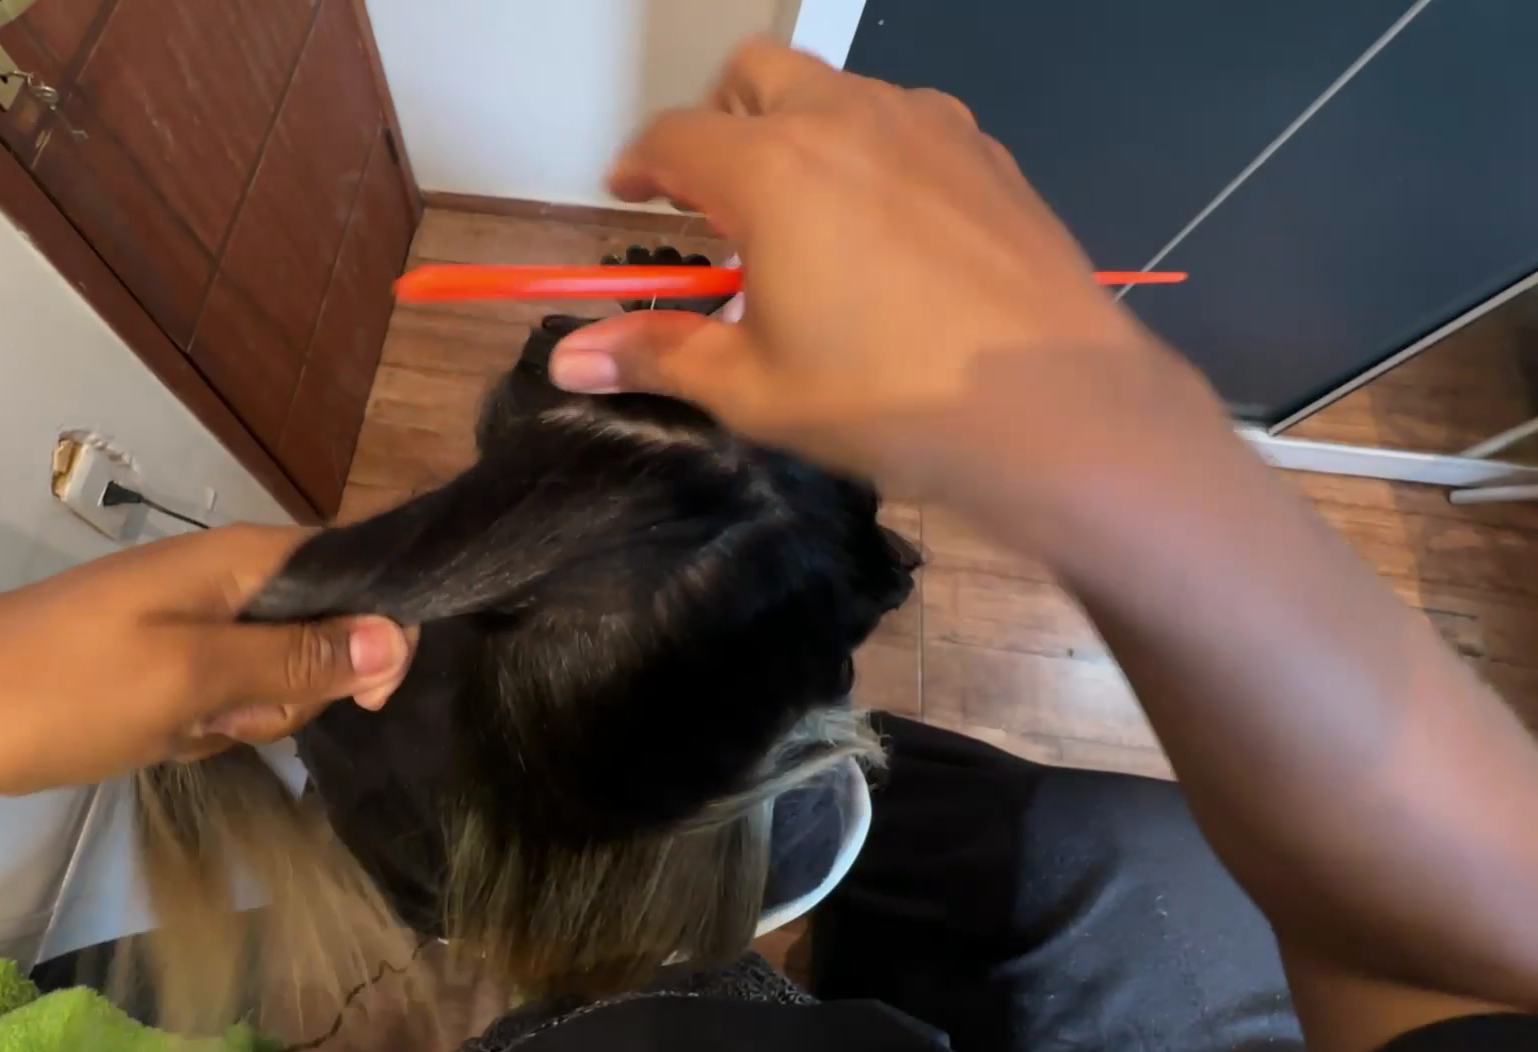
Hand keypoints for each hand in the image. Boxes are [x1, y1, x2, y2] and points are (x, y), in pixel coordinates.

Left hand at [0, 525, 415, 797]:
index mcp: (250, 554)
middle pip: (330, 628)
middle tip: (232, 709)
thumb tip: (399, 638)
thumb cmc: (64, 687)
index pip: (362, 572)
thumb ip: (301, 656)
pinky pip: (243, 686)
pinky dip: (220, 718)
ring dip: (255, 708)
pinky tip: (171, 730)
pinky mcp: (184, 652)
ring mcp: (209, 614)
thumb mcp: (193, 676)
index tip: (370, 696)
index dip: (381, 630)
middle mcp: (239, 574)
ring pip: (289, 666)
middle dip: (301, 685)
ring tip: (189, 721)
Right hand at [550, 41, 1221, 503]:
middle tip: (709, 203)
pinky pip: (901, 120)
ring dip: (789, 133)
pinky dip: (861, 151)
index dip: (638, 164)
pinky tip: (874, 228)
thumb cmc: (880, 399)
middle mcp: (847, 120)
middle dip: (713, 125)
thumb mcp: (749, 387)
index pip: (675, 139)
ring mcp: (927, 126)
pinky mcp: (984, 153)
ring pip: (832, 90)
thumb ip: (653, 356)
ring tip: (792, 222)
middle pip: (753, 75)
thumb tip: (565, 362)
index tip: (627, 196)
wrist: (1050, 410)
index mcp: (774, 171)